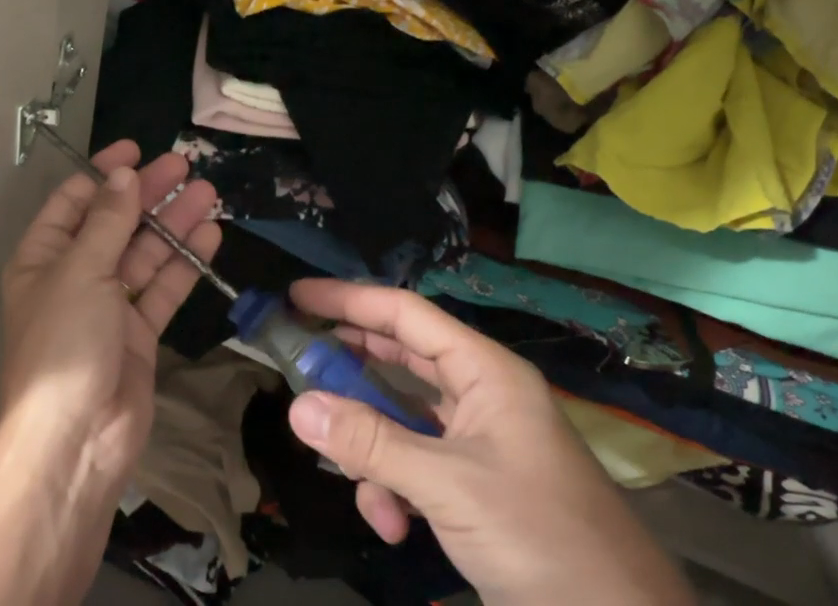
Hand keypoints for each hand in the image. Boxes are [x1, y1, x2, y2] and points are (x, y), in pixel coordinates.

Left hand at [0, 140, 219, 605]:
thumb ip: (107, 223)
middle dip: (146, 195)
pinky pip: (161, 290)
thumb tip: (121, 175)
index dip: (103, 174)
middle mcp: (73, 277)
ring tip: (208, 192)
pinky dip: (184, 264)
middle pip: (114, 224)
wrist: (75, 440)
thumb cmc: (64, 344)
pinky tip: (209, 236)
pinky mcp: (137, 336)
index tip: (136, 150)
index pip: (74, 203)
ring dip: (172, 224)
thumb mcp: (80, 273)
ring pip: (143, 255)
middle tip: (185, 165)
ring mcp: (106, 308)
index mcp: (42, 258)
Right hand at [284, 281, 691, 605]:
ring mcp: (478, 444)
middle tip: (296, 365)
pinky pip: (412, 466)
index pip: (405, 315)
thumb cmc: (543, 539)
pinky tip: (394, 527)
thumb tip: (297, 408)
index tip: (295, 297)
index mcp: (486, 374)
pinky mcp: (474, 487)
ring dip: (369, 451)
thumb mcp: (448, 486)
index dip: (348, 300)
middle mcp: (480, 397)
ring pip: (398, 420)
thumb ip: (369, 443)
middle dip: (349, 372)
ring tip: (356, 482)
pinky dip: (392, 490)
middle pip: (398, 362)